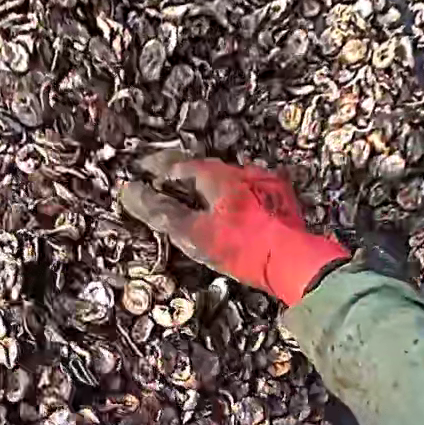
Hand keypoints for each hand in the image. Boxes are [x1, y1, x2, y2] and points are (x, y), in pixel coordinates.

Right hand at [117, 151, 349, 305]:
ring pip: (230, 181)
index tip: (142, 169)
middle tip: (168, 185)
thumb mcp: (194, 233)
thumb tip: (129, 191)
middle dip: (185, 177)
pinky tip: (233, 212)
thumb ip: (161, 212)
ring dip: (212, 188)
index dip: (157, 167)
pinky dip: (234, 199)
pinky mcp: (282, 201)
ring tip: (199, 200)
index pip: (179, 164)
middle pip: (206, 170)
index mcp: (218, 176)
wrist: (294, 260)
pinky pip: (250, 193)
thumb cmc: (242, 247)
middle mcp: (243, 172)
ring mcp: (266, 185)